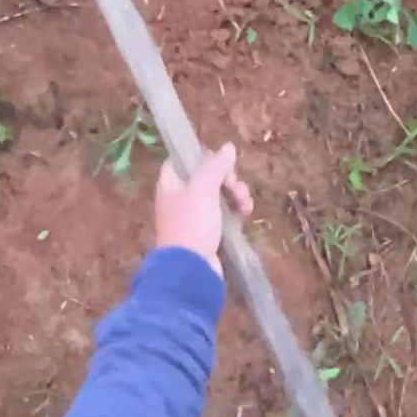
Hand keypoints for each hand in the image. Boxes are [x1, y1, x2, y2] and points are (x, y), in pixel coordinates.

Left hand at [155, 143, 252, 274]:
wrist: (191, 269)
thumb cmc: (192, 224)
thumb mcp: (203, 188)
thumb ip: (216, 165)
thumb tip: (228, 147)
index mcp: (171, 183)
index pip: (184, 160)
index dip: (204, 157)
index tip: (222, 163)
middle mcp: (180, 198)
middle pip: (207, 177)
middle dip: (229, 179)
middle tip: (237, 189)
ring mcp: (194, 217)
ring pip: (219, 195)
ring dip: (236, 195)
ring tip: (245, 206)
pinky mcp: (208, 233)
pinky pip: (224, 214)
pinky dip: (236, 211)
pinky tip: (246, 215)